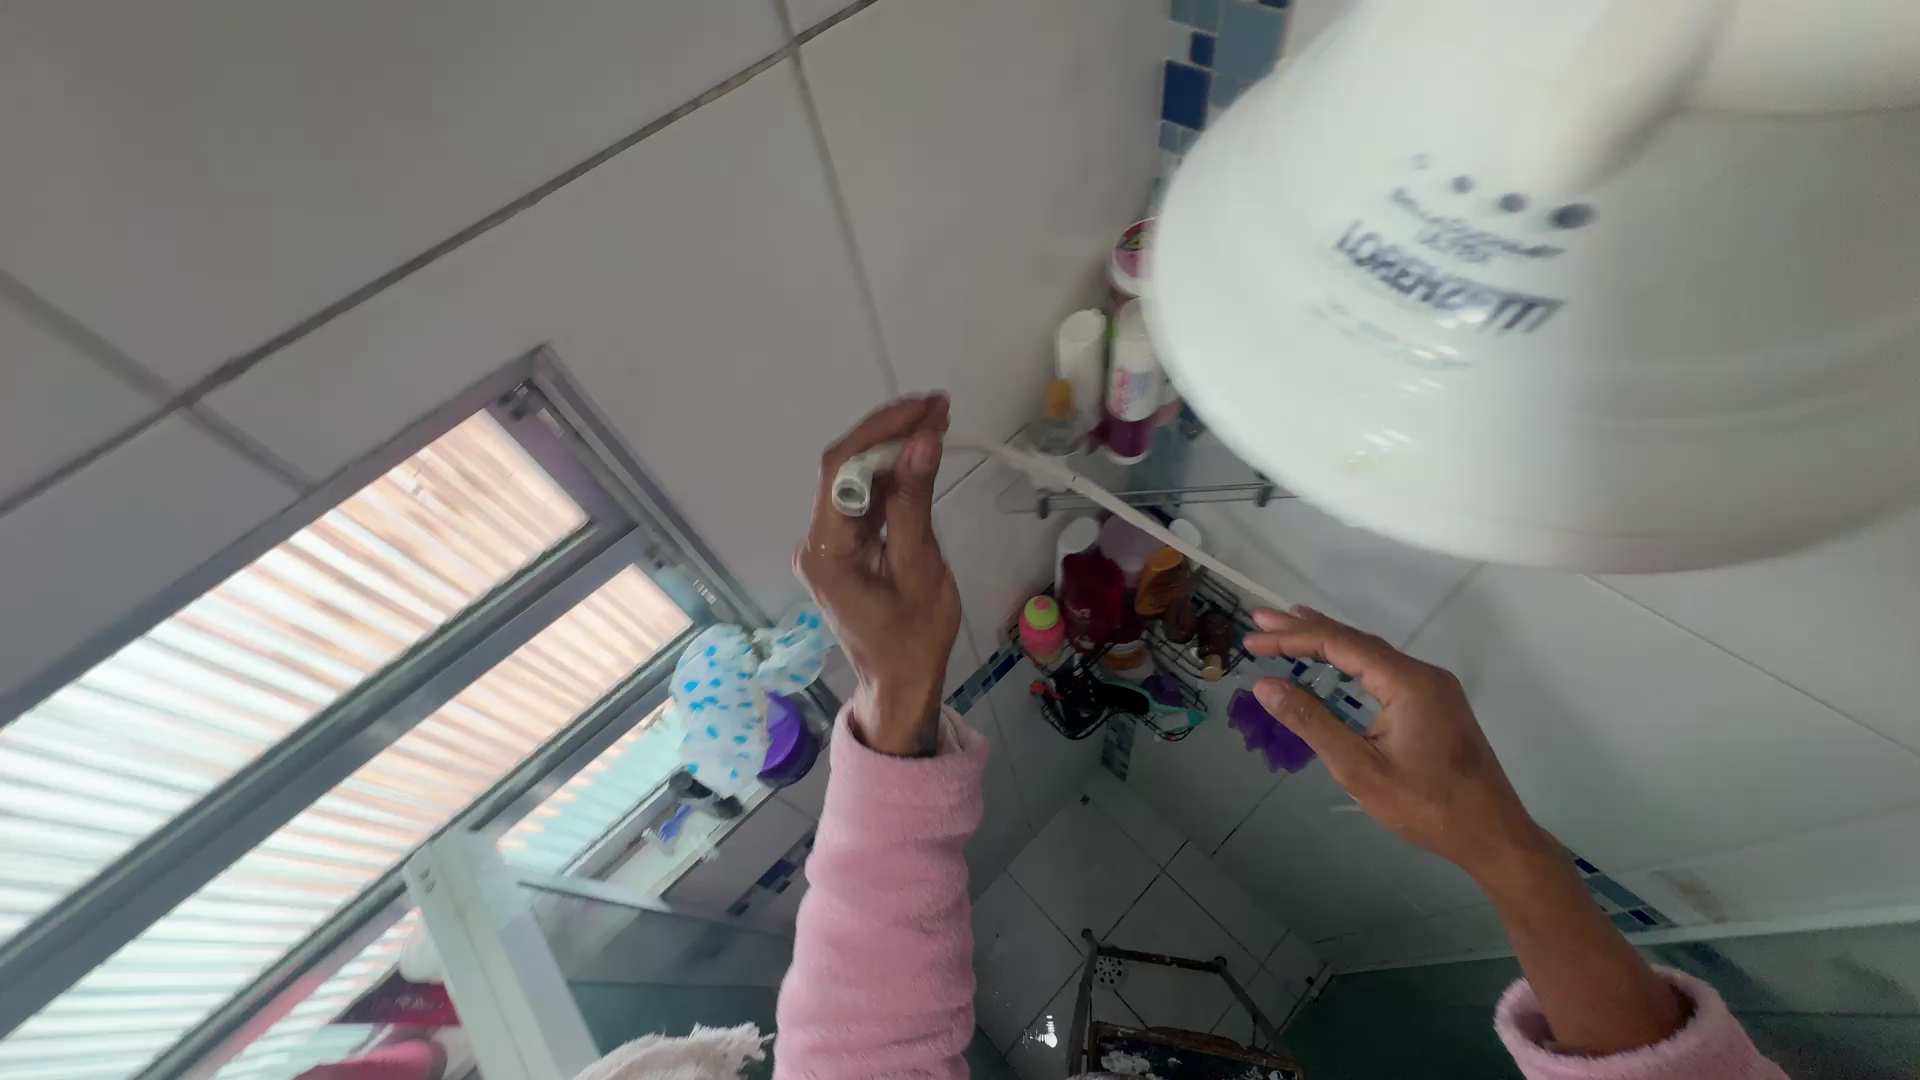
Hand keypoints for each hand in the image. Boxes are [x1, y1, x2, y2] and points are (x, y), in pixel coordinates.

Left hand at [796, 395, 960, 755]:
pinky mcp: (843, 549)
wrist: (901, 685)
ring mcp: (827, 545)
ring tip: (936, 422)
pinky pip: (864, 503)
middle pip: (845, 469)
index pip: (843, 468)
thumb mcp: (921, 567)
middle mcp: (815, 540)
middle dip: (890, 433)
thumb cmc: (914, 638)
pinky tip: (920, 457)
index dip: (883, 430)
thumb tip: (922, 439)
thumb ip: (915, 501)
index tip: (926, 408)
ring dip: (894, 450)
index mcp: (825, 549)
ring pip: (856, 481)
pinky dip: (892, 478)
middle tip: (938, 408)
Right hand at [1244, 606, 1552, 881]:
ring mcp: (1431, 687)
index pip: (1338, 644)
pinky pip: (1382, 666)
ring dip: (1326, 639)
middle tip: (1260, 621)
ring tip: (1289, 627)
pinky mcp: (1433, 702)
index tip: (1252, 641)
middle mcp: (1422, 674)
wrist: (1494, 837)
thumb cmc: (1426, 806)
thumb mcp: (1359, 768)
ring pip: (1369, 651)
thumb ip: (1311, 721)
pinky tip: (1334, 660)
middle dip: (1304, 629)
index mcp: (1407, 682)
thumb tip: (1264, 685)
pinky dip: (1348, 657)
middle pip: (1354, 639)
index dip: (1291, 639)